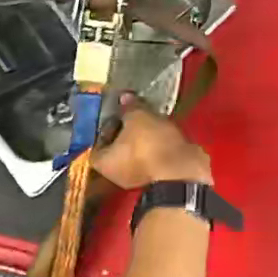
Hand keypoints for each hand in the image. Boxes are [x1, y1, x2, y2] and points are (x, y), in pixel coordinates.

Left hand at [96, 93, 210, 188]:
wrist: (181, 169)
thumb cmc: (150, 143)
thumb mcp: (138, 117)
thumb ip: (128, 107)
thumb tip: (123, 98)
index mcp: (103, 163)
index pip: (96, 142)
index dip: (105, 125)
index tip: (116, 112)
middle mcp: (115, 175)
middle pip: (115, 148)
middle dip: (124, 130)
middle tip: (133, 112)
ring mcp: (136, 178)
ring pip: (133, 153)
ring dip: (140, 137)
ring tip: (149, 118)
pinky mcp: (155, 177)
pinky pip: (149, 157)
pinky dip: (152, 145)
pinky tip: (160, 130)